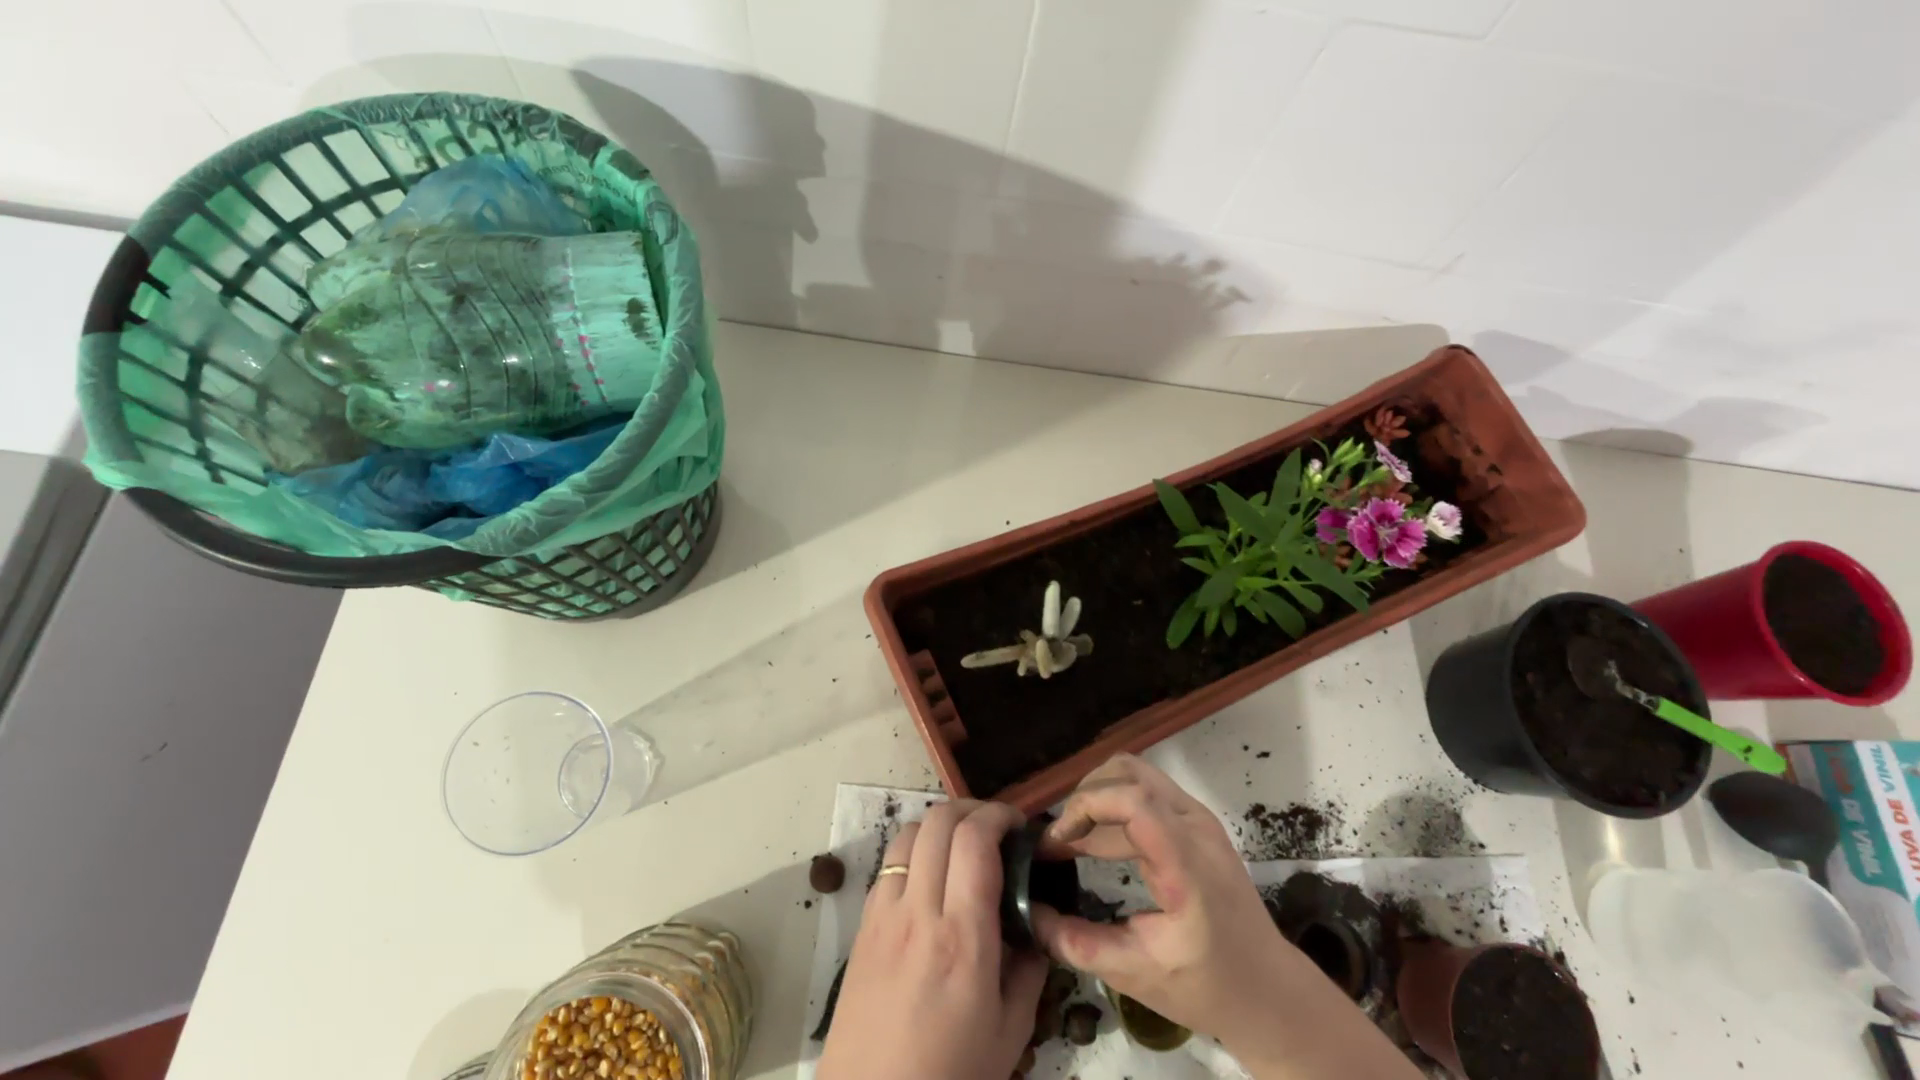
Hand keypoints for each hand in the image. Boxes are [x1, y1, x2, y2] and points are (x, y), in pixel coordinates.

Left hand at [817, 800, 1047, 1079]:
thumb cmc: (949, 1073)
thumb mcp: (1010, 1031)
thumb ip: (1029, 968)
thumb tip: (1035, 925)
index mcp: (962, 937)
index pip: (974, 840)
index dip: (999, 816)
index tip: (1020, 824)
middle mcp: (918, 912)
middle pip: (938, 821)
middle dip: (973, 809)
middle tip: (998, 828)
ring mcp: (883, 915)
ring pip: (907, 834)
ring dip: (940, 825)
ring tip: (964, 845)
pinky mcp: (862, 926)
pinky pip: (888, 866)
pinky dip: (914, 852)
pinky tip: (931, 879)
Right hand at [1033, 755, 1417, 1079]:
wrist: (1267, 989)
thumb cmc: (1207, 985)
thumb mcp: (1136, 973)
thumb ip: (1078, 943)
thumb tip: (1029, 915)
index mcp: (1186, 861)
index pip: (1131, 798)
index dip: (1083, 808)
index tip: (1054, 844)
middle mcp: (1195, 826)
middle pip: (1127, 772)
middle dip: (1083, 799)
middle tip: (1058, 842)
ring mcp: (1199, 821)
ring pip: (1135, 775)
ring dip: (1097, 799)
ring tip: (1069, 842)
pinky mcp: (1197, 825)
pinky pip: (1147, 794)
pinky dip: (1114, 808)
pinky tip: (1094, 846)